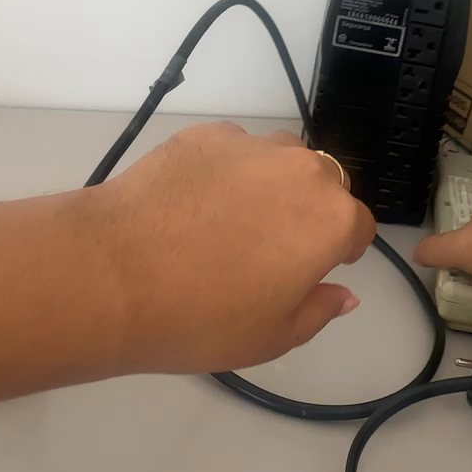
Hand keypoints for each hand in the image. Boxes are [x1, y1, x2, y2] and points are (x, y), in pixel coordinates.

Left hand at [70, 123, 376, 374]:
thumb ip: (319, 311)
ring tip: (231, 219)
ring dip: (274, 183)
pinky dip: (227, 169)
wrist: (112, 273)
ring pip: (282, 158)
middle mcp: (302, 170)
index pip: (359, 226)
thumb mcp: (272, 336)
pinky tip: (193, 201)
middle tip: (271, 247)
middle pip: (326, 183)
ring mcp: (253, 145)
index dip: (343, 249)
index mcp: (331, 219)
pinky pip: (234, 148)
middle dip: (312, 210)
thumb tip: (344, 294)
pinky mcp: (208, 134)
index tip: (317, 267)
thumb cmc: (201, 317)